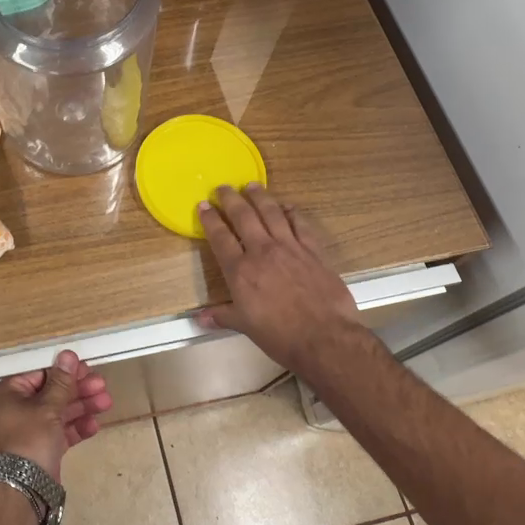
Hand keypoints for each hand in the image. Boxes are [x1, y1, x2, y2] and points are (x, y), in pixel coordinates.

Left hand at [0, 350, 113, 481]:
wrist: (21, 492)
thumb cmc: (29, 440)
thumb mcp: (47, 407)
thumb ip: (61, 382)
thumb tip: (68, 354)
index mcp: (11, 393)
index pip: (40, 373)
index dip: (64, 370)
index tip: (86, 368)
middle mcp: (19, 409)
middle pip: (53, 392)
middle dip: (78, 389)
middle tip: (102, 385)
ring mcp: (31, 430)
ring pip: (60, 412)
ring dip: (82, 406)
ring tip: (107, 402)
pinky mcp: (43, 449)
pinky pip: (62, 432)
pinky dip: (77, 427)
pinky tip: (94, 425)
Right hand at [197, 184, 363, 370]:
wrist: (325, 338)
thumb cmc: (280, 336)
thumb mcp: (245, 327)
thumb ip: (222, 316)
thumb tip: (199, 319)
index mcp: (241, 271)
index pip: (220, 237)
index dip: (210, 219)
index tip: (203, 205)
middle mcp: (262, 252)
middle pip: (243, 216)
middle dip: (231, 199)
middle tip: (223, 187)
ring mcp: (290, 248)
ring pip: (271, 213)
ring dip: (260, 197)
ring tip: (252, 185)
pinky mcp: (313, 251)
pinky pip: (301, 224)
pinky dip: (293, 212)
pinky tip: (288, 207)